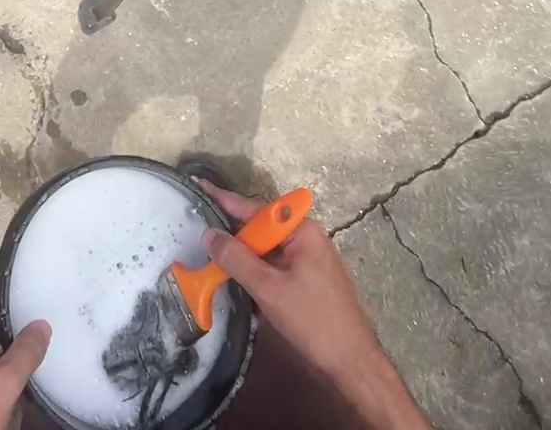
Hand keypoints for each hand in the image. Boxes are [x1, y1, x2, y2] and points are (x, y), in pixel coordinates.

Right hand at [198, 181, 429, 429]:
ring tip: (211, 256)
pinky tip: (236, 279)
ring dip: (242, 255)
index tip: (200, 185)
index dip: (224, 198)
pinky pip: (273, 265)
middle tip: (199, 231)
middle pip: (259, 228)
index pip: (255, 208)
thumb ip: (236, 258)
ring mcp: (307, 260)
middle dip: (231, 232)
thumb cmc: (313, 320)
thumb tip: (209, 234)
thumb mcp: (268, 288)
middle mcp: (305, 238)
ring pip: (265, 249)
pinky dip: (254, 270)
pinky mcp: (306, 280)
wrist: (352, 365)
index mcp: (301, 231)